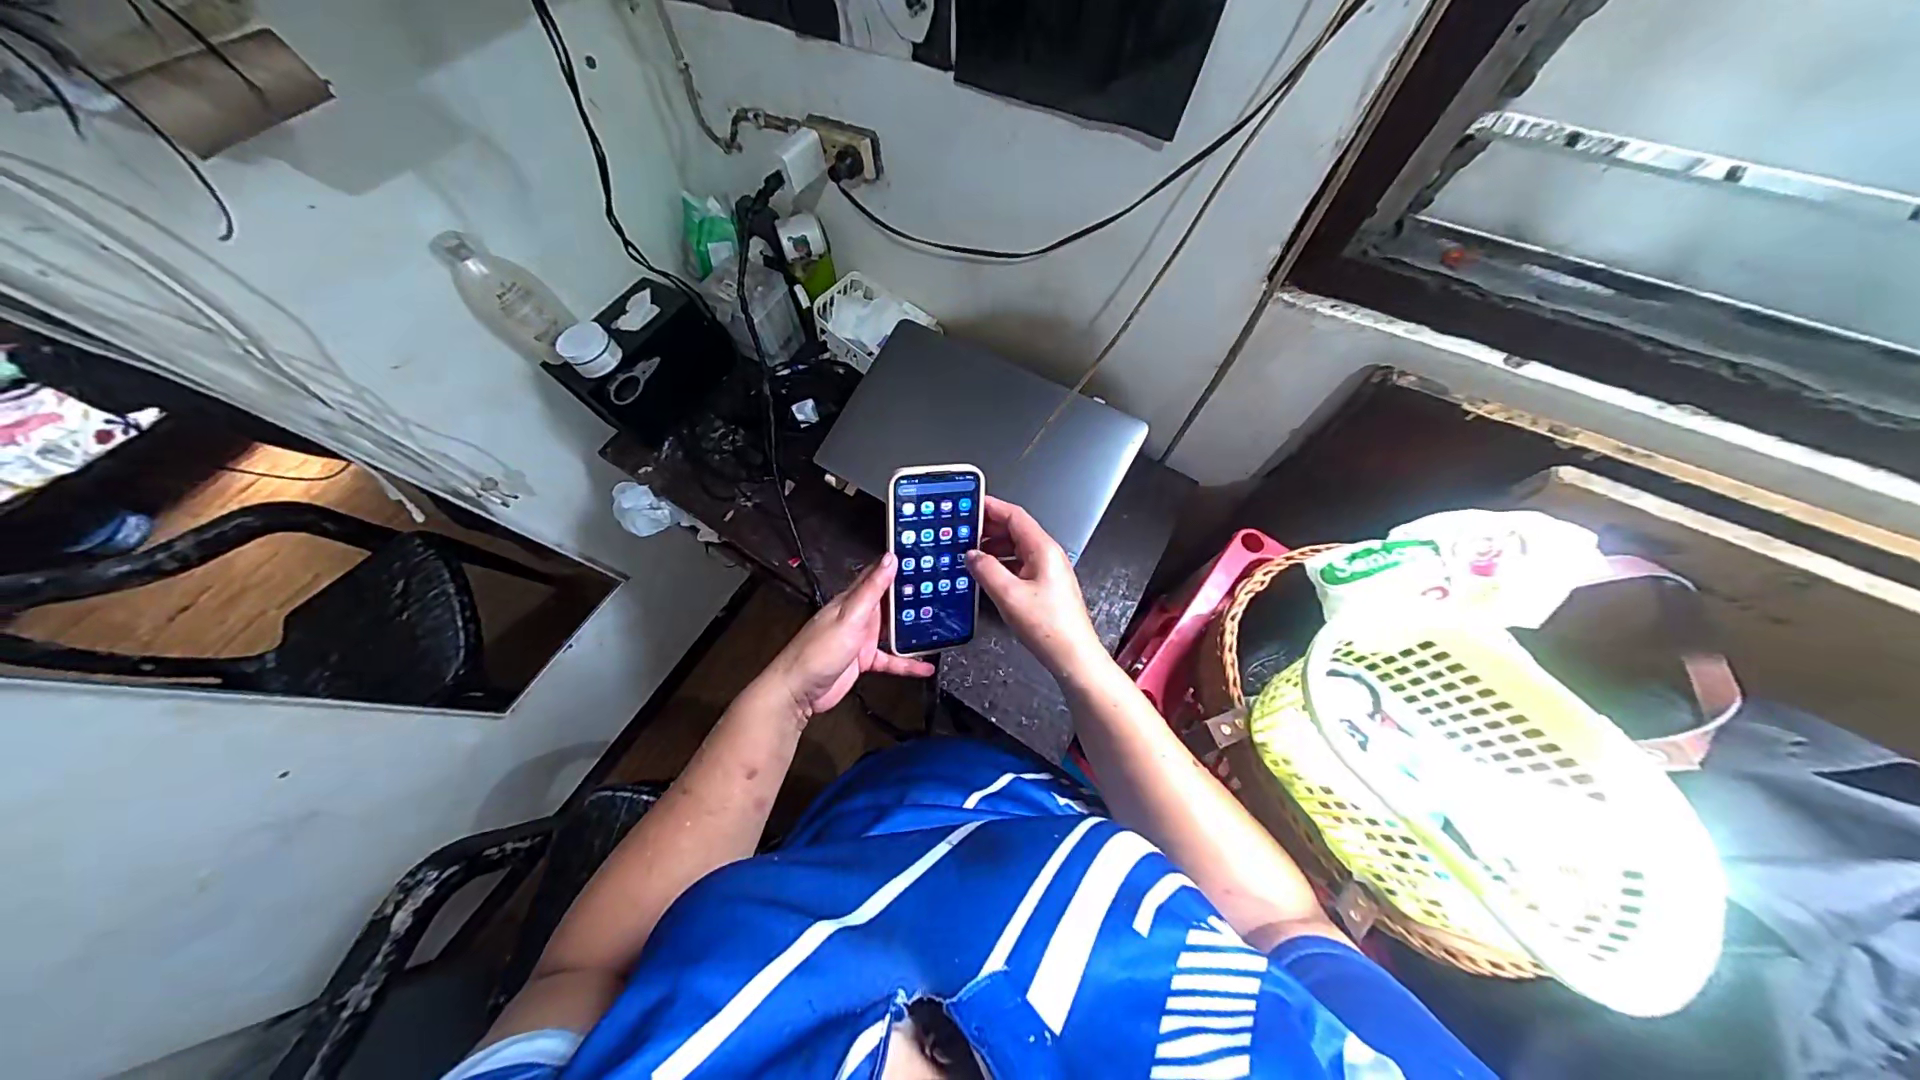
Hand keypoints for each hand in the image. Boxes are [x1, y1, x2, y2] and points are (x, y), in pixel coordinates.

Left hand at [761, 554, 935, 720]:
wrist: (798, 690)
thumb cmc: (815, 652)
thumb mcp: (850, 617)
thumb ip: (871, 589)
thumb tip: (889, 560)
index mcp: (853, 600)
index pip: (879, 575)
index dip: (898, 566)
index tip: (920, 558)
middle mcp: (858, 616)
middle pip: (891, 604)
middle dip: (912, 599)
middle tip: (938, 593)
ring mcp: (861, 638)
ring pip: (894, 631)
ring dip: (912, 631)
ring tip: (936, 628)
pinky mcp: (863, 659)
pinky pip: (891, 659)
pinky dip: (907, 663)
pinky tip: (924, 666)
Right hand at [965, 496, 1104, 676]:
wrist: (1073, 655)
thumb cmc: (1051, 628)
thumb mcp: (1009, 595)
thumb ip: (986, 570)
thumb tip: (973, 556)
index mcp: (1043, 550)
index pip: (1015, 515)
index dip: (992, 507)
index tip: (973, 503)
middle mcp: (1048, 556)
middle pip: (1016, 530)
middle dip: (989, 528)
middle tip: (966, 530)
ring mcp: (1048, 572)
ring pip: (1017, 549)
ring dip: (994, 548)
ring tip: (972, 553)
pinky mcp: (1045, 587)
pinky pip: (1020, 566)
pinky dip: (1002, 564)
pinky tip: (988, 575)